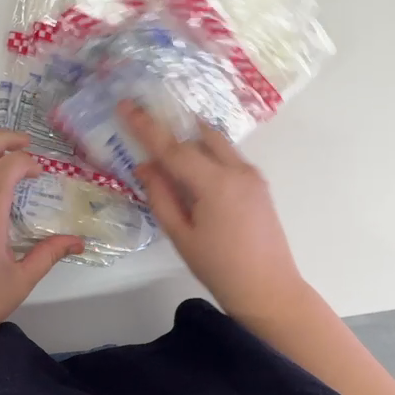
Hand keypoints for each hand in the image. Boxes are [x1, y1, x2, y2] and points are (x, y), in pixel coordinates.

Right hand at [122, 102, 311, 322]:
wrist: (268, 288)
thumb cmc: (219, 269)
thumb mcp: (181, 236)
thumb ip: (161, 198)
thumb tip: (145, 167)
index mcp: (215, 184)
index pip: (173, 148)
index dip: (146, 127)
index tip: (125, 106)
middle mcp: (237, 170)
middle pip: (199, 135)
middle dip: (172, 128)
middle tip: (145, 124)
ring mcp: (252, 175)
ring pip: (216, 144)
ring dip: (191, 141)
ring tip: (166, 149)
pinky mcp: (258, 185)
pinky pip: (228, 158)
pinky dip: (206, 155)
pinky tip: (191, 170)